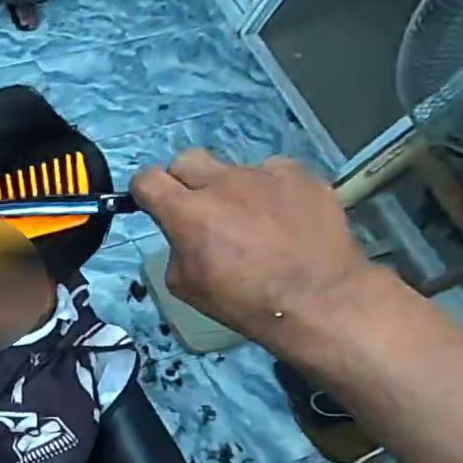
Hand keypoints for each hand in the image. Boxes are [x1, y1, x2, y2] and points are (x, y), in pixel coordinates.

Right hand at [130, 148, 375, 339]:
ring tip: (253, 222)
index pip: (147, 179)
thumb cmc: (243, 301)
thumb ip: (177, 248)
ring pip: (233, 170)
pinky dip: (270, 191)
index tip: (154, 204)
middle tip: (199, 211)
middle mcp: (222, 183)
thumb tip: (185, 236)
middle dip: (184, 182)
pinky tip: (283, 218)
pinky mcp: (300, 175)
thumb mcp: (186, 287)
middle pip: (186, 160)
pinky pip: (273, 173)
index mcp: (187, 212)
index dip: (145, 192)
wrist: (317, 300)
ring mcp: (263, 174)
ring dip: (232, 191)